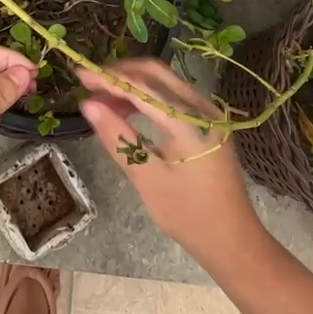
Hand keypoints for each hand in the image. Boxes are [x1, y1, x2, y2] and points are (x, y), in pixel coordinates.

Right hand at [79, 59, 264, 259]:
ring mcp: (208, 114)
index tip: (79, 74)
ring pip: (164, 82)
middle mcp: (202, 108)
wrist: (233, 240)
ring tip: (102, 100)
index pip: (141, 86)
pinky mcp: (207, 124)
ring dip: (133, 84)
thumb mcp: (147, 179)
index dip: (108, 78)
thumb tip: (89, 105)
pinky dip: (147, 97)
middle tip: (89, 84)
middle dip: (120, 73)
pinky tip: (127, 111)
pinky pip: (172, 97)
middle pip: (155, 73)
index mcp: (188, 121)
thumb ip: (118, 138)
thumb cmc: (189, 215)